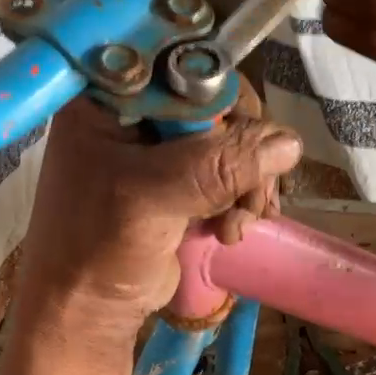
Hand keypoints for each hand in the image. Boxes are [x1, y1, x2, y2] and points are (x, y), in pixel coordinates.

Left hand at [18, 88, 301, 334]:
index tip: (240, 141)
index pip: (182, 62)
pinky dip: (245, 194)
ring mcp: (161, 142)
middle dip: (242, 152)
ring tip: (237, 224)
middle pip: (219, 100)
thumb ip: (217, 167)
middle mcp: (137, 107)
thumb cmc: (95, 248)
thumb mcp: (151, 198)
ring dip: (249, 180)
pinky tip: (235, 226)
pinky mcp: (182, 173)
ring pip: (234, 135)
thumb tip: (289, 144)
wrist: (86, 311)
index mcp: (107, 93)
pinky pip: (233, 165)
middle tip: (248, 197)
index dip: (220, 97)